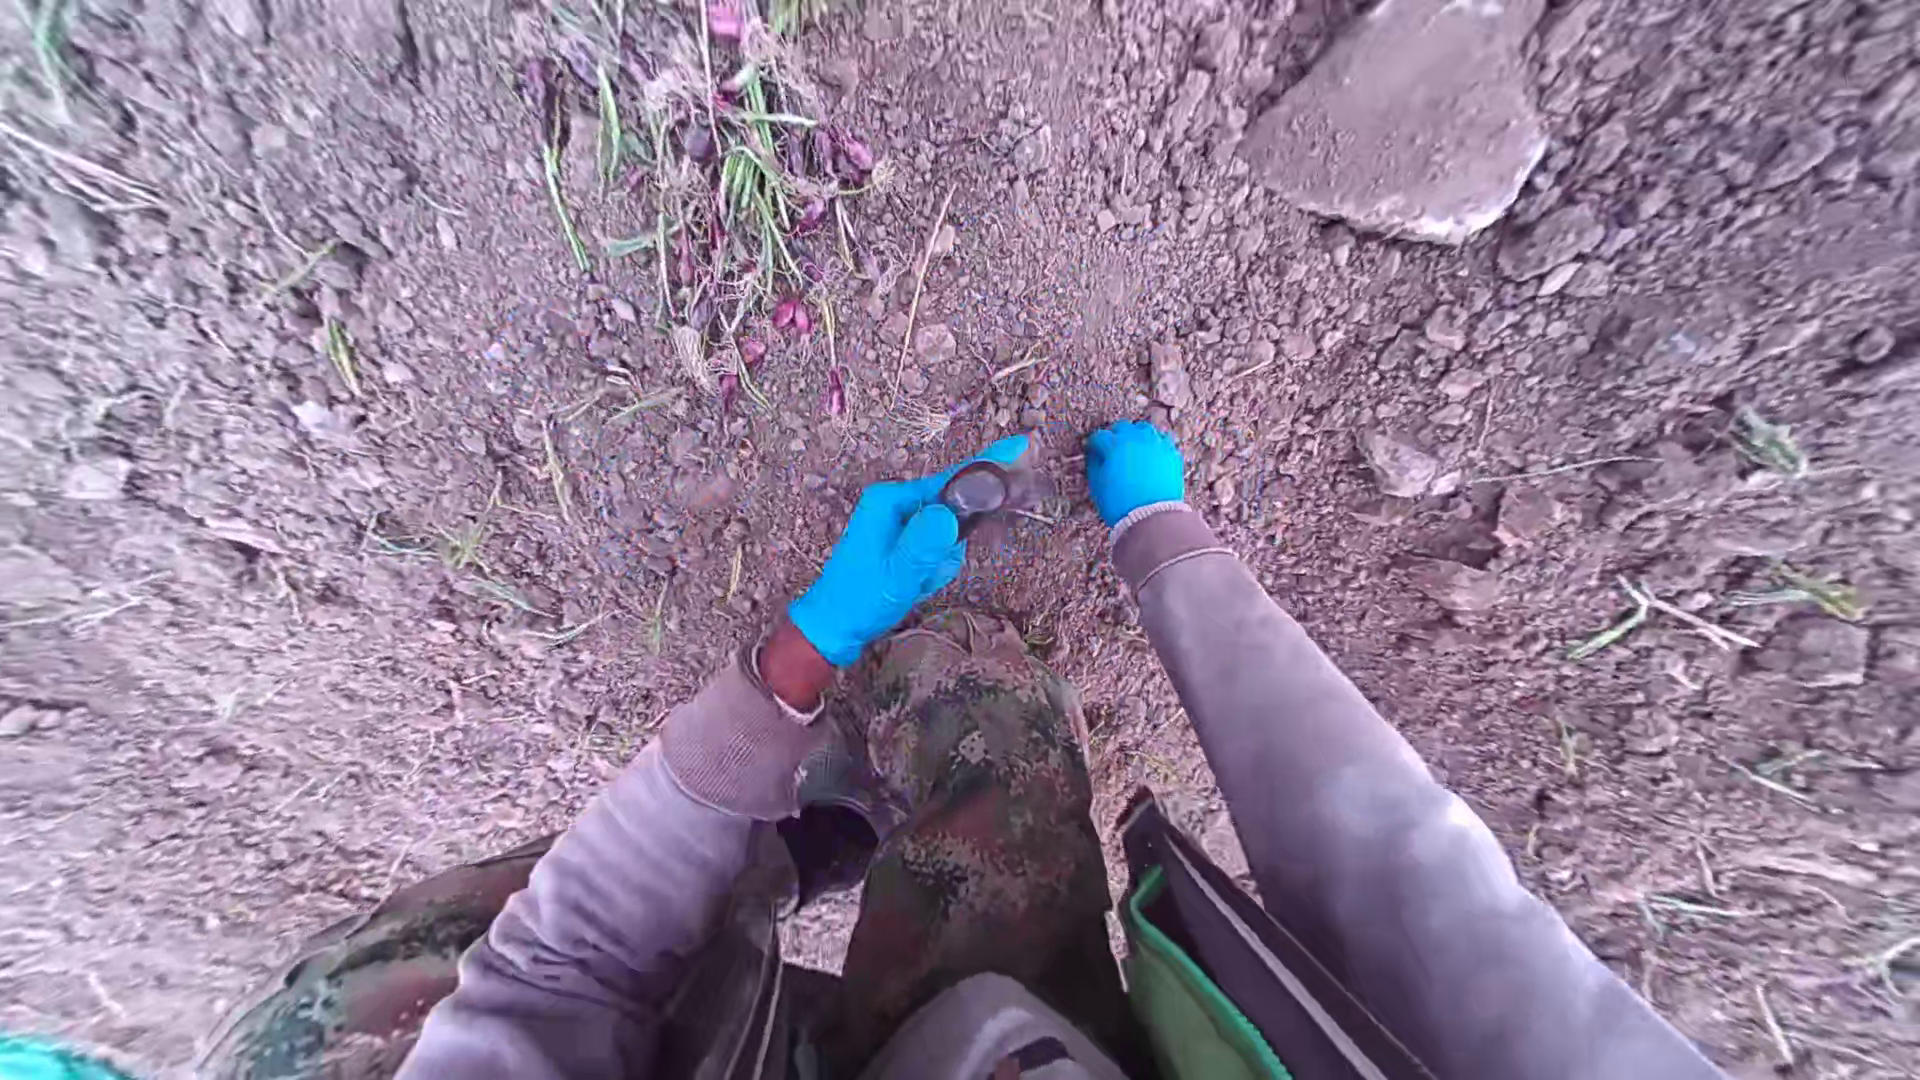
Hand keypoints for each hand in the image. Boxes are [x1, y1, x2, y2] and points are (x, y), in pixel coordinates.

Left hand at [790, 435, 1029, 665]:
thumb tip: (948, 515)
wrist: (835, 625)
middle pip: (955, 509)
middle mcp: (898, 503)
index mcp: (891, 500)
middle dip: (950, 546)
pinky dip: (936, 568)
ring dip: (941, 562)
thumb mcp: (895, 575)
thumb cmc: (859, 599)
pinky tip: (916, 583)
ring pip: (951, 534)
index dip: (988, 467)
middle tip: (925, 573)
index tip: (1022, 446)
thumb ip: (922, 546)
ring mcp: (904, 521)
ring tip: (915, 582)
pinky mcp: (908, 539)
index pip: (950, 480)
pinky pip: (941, 548)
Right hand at [1084, 420, 1184, 525]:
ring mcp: (1157, 445)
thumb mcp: (1098, 486)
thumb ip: (1095, 465)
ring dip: (1136, 436)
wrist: (1151, 518)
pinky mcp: (1172, 454)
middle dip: (1115, 436)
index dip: (1094, 445)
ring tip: (1132, 448)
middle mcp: (1137, 439)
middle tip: (1111, 448)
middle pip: (1123, 427)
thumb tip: (1096, 455)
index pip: (1100, 437)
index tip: (1093, 450)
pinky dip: (1154, 444)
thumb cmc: (1122, 505)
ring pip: (1145, 429)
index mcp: (1115, 446)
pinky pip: (1162, 440)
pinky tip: (1149, 455)